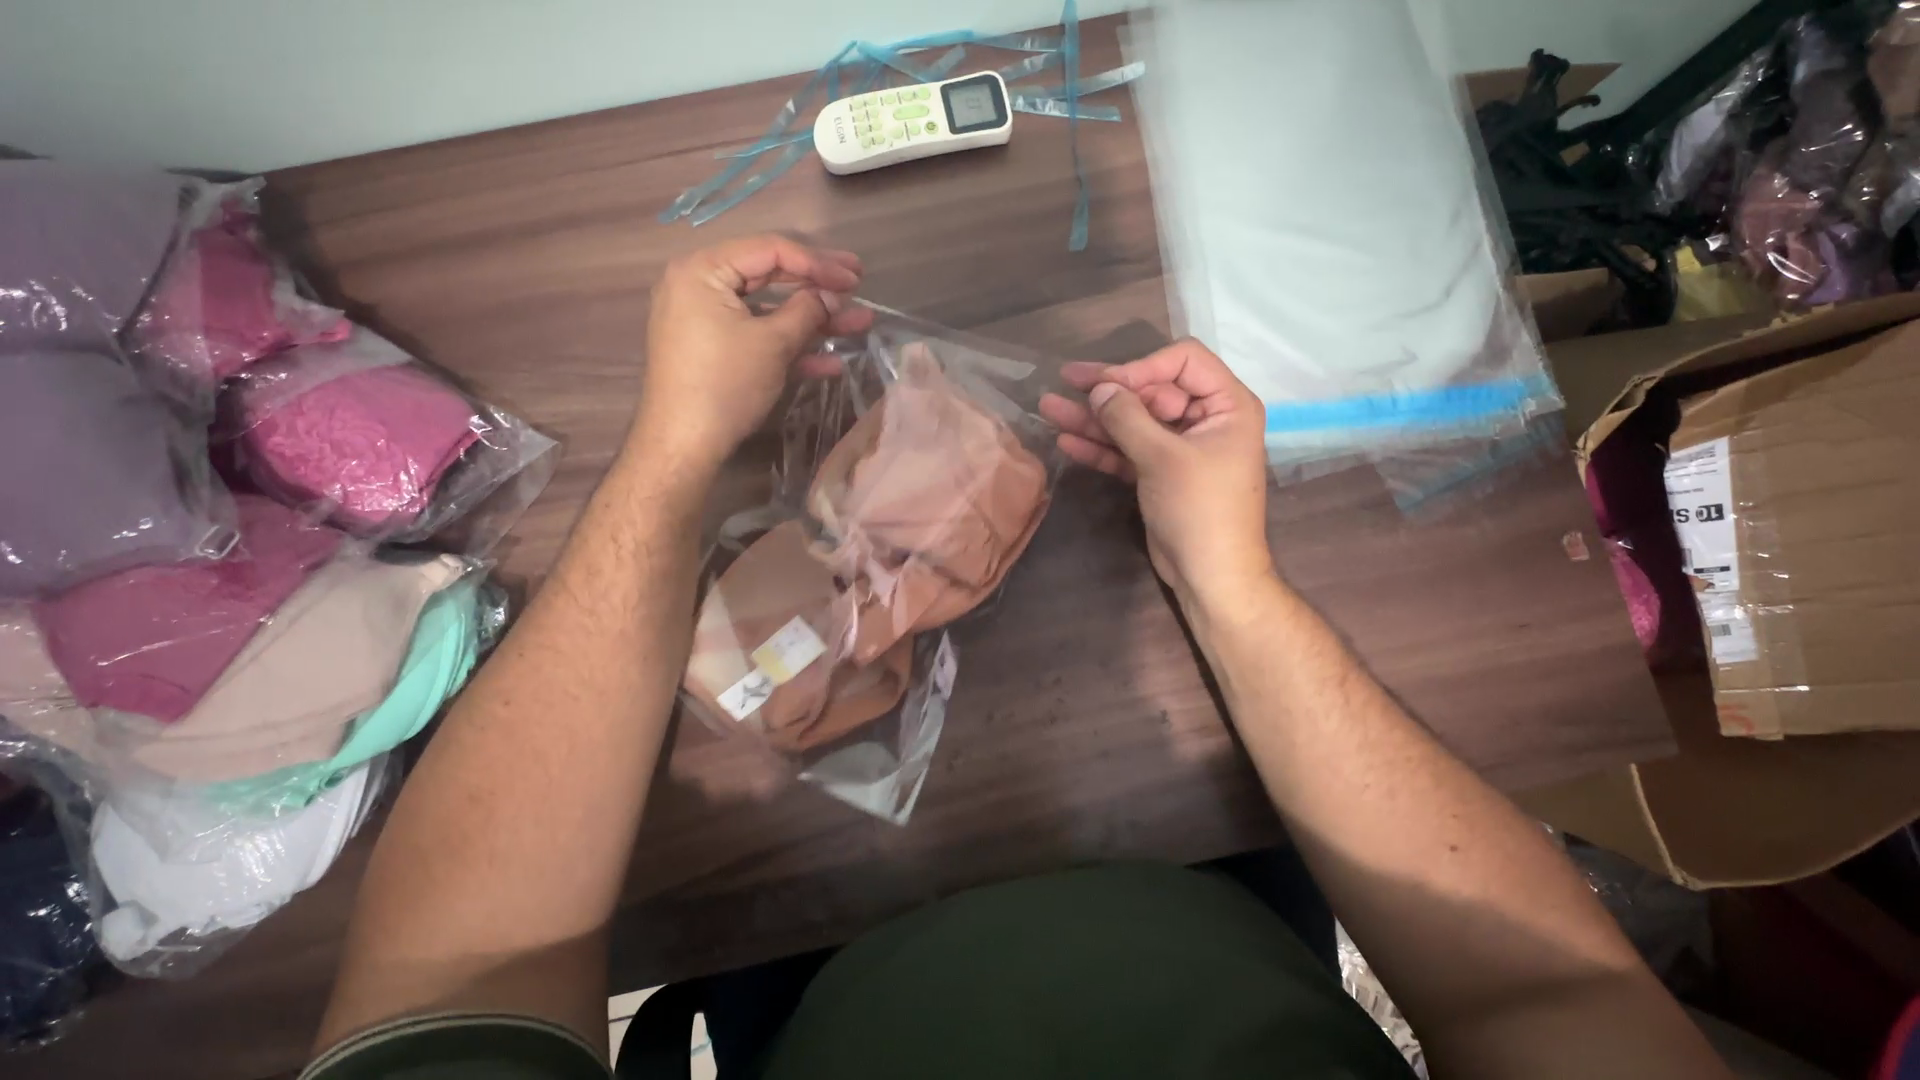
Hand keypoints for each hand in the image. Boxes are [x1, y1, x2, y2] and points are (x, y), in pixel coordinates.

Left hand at [635, 234, 874, 471]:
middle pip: (770, 276)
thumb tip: (831, 297)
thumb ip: (806, 311)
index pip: (770, 250)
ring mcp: (705, 320)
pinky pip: (756, 336)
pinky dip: (790, 346)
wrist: (683, 444)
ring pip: (768, 310)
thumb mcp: (772, 343)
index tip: (854, 276)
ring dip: (814, 320)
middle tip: (858, 282)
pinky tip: (831, 362)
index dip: (817, 262)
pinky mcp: (714, 350)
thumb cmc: (725, 383)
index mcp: (703, 270)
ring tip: (859, 323)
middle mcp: (699, 286)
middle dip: (818, 287)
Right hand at [1038, 340, 1276, 612]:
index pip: (1184, 361)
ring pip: (1134, 421)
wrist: (1211, 575)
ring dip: (1094, 417)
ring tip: (1048, 407)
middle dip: (1108, 390)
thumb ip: (1127, 418)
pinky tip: (1066, 440)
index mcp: (1227, 405)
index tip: (1105, 384)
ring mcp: (1182, 447)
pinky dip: (1100, 447)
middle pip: (1152, 390)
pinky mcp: (1161, 473)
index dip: (1142, 367)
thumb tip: (1099, 388)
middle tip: (1065, 380)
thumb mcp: (1163, 458)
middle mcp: (1207, 419)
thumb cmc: (1199, 509)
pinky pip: (1128, 450)